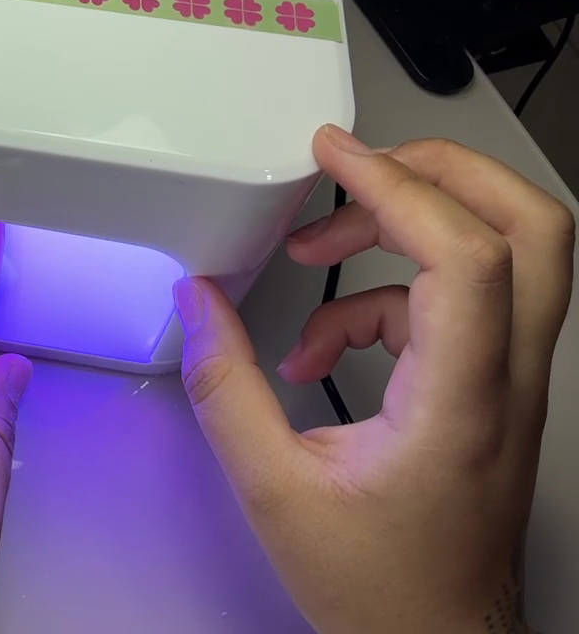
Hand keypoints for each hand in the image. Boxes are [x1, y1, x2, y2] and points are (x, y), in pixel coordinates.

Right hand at [175, 127, 573, 633]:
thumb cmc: (369, 578)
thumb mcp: (266, 475)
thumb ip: (221, 376)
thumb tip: (195, 296)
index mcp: (458, 401)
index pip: (463, 259)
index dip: (397, 186)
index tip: (329, 152)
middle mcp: (505, 382)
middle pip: (536, 235)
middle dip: (446, 173)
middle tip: (354, 160)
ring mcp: (505, 384)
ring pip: (507, 258)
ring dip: (403, 227)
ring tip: (310, 247)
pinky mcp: (485, 389)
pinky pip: (451, 306)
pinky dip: (377, 296)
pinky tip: (316, 341)